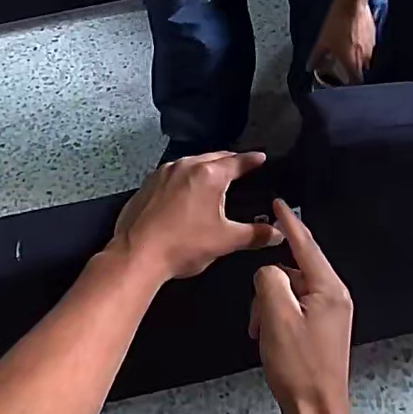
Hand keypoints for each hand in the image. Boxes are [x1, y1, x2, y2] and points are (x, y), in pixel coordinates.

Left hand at [111, 151, 281, 280]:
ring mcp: (163, 174)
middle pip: (214, 158)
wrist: (136, 255)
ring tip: (216, 178)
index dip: (252, 160)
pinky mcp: (147, 185)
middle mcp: (185, 167)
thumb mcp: (225, 241)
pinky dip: (185, 178)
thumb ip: (255, 235)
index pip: (237, 162)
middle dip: (229, 161)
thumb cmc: (181, 246)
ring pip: (191, 163)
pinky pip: (173, 174)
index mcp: (208, 175)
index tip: (260, 157)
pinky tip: (187, 192)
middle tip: (241, 167)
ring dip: (206, 168)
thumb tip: (276, 234)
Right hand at [250, 199, 354, 413]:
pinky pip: (294, 308)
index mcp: (329, 288)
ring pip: (290, 291)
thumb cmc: (298, 367)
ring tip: (261, 333)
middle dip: (269, 287)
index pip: (306, 244)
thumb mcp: (276, 316)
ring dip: (269, 306)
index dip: (289, 222)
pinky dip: (276, 317)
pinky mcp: (322, 328)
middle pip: (294, 270)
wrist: (315, 411)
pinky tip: (268, 337)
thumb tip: (268, 271)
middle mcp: (334, 296)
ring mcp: (330, 313)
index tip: (278, 204)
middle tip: (257, 315)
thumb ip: (269, 280)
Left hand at [308, 0, 375, 84]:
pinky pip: (370, 46)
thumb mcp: (322, 42)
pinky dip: (363, 46)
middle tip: (347, 66)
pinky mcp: (374, 35)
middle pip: (362, 71)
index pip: (356, 81)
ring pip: (367, 58)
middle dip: (355, 71)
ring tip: (350, 51)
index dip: (352, 84)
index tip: (347, 83)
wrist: (351, 4)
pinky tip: (356, 39)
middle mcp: (364, 57)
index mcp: (351, 61)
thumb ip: (316, 57)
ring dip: (359, 58)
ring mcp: (371, 46)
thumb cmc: (336, 24)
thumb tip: (309, 67)